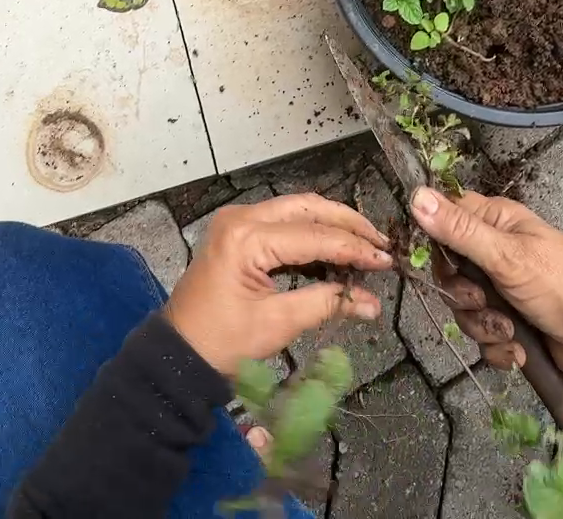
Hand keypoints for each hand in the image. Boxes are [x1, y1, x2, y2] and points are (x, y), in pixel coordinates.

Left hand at [164, 193, 392, 375]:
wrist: (177, 355)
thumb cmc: (222, 343)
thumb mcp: (277, 324)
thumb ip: (327, 304)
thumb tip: (371, 302)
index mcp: (247, 238)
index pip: (313, 236)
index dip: (354, 248)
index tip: (385, 259)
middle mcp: (242, 217)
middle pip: (307, 208)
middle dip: (347, 223)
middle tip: (380, 242)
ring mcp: (238, 220)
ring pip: (296, 209)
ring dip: (331, 223)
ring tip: (364, 242)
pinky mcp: (238, 230)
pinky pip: (282, 221)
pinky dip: (311, 231)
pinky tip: (334, 246)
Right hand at [411, 186, 562, 385]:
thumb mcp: (509, 256)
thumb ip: (458, 230)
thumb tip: (414, 195)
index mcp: (497, 221)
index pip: (444, 216)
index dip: (431, 237)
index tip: (427, 258)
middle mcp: (495, 251)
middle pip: (447, 268)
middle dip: (461, 293)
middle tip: (482, 298)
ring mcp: (502, 289)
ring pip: (462, 306)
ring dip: (482, 324)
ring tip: (511, 330)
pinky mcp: (510, 324)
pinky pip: (481, 334)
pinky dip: (497, 346)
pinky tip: (519, 350)